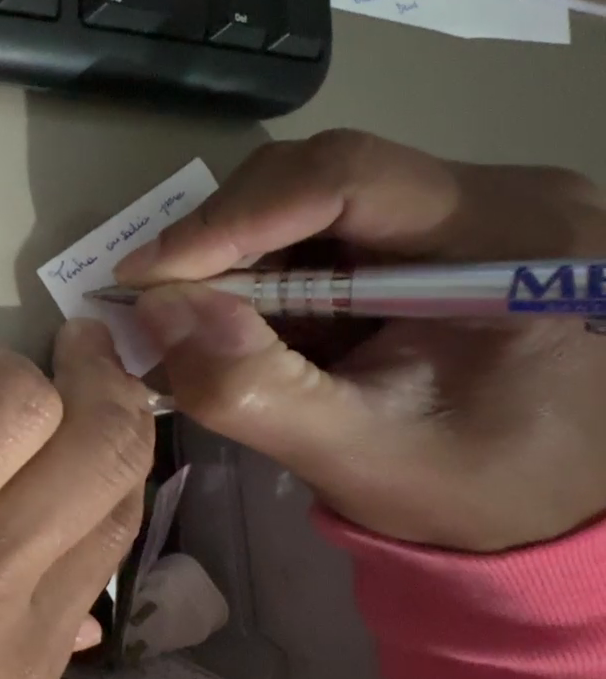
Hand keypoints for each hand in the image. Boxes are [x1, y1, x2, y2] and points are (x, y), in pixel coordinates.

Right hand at [115, 129, 605, 552]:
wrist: (532, 503)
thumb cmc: (461, 486)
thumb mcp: (350, 453)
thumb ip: (251, 387)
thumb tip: (157, 307)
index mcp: (510, 242)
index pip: (345, 178)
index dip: (229, 220)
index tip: (146, 279)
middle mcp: (497, 198)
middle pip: (312, 176)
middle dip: (220, 240)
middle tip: (164, 304)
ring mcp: (462, 206)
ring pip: (297, 193)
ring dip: (230, 257)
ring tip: (212, 323)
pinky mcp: (425, 226)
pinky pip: (306, 219)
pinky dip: (251, 265)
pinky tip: (251, 318)